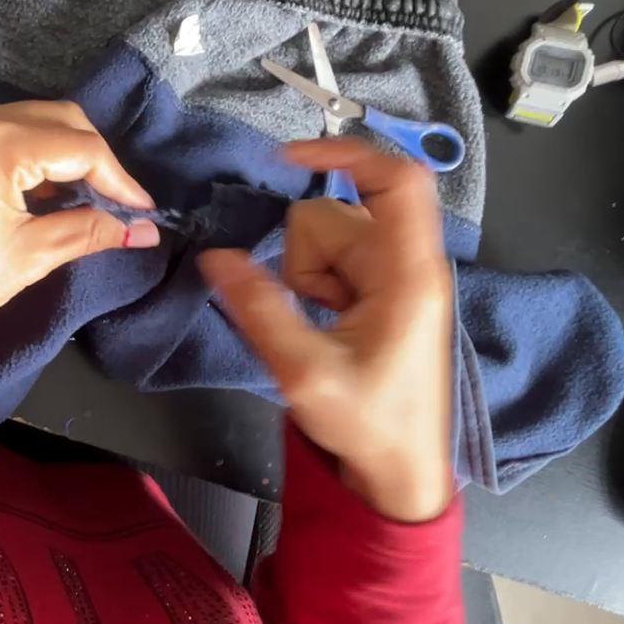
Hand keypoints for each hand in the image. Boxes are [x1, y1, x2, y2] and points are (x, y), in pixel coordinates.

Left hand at [0, 101, 160, 363]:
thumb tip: (143, 229)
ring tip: (83, 202)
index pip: (81, 148)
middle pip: (61, 120)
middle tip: (115, 206)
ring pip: (33, 120)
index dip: (119, 181)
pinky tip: (42, 190)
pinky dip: (31, 152)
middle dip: (95, 160)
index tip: (142, 213)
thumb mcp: (25, 259)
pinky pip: (3, 129)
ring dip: (64, 154)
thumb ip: (88, 231)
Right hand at [198, 137, 455, 522]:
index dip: (345, 152)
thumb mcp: (304, 371)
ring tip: (322, 320)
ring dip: (305, 271)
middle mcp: (405, 261)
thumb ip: (258, 307)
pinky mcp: (378, 287)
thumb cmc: (369, 424)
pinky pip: (326, 256)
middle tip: (312, 308)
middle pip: (333, 211)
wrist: (399, 470)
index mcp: (408, 273)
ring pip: (322, 234)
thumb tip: (215, 256)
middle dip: (303, 255)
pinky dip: (312, 279)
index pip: (395, 181)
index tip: (288, 158)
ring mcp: (391, 273)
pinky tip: (326, 317)